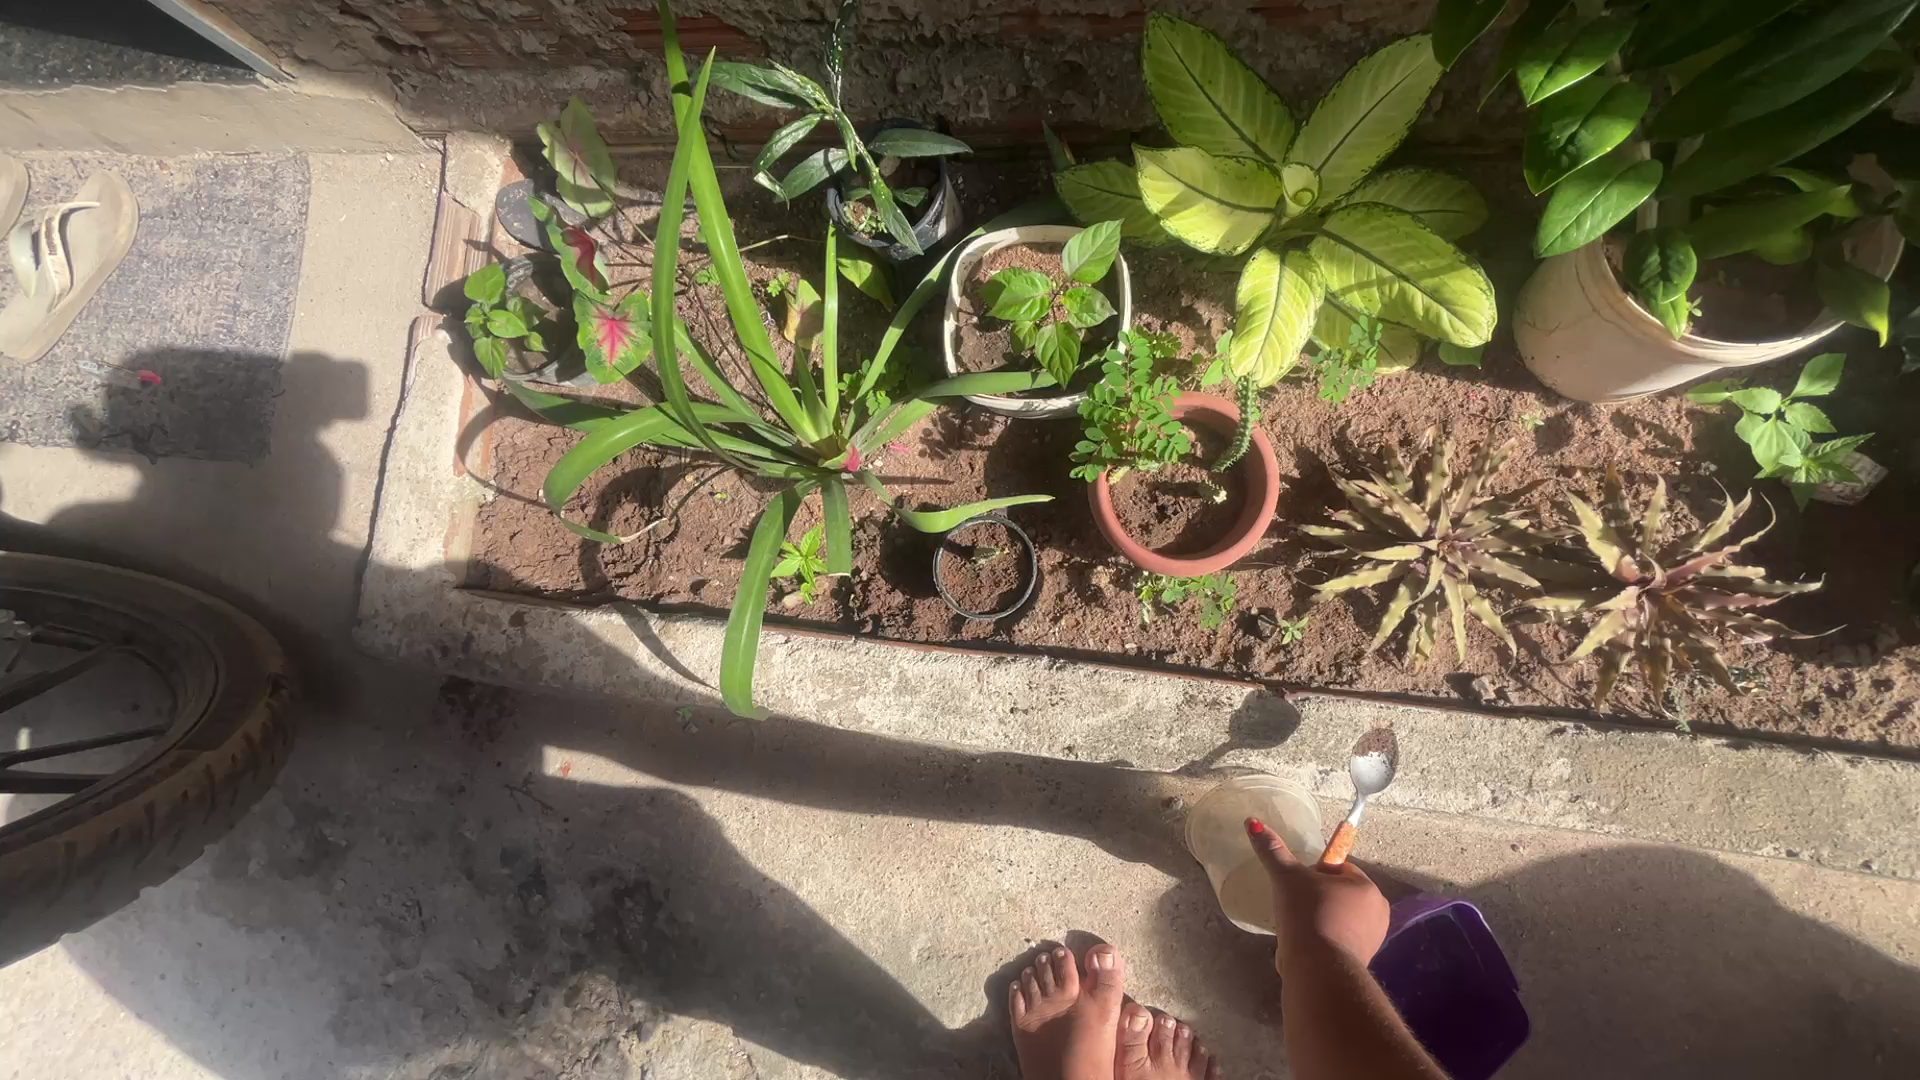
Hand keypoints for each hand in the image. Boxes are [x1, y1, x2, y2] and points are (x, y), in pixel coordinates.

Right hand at [1246, 817, 1389, 968]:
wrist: (1318, 969)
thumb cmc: (1308, 914)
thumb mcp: (1286, 877)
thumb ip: (1272, 850)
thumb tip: (1252, 822)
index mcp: (1366, 887)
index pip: (1337, 868)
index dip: (1313, 874)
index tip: (1298, 887)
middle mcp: (1378, 912)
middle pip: (1338, 892)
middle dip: (1316, 897)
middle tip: (1295, 906)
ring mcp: (1373, 939)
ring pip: (1337, 916)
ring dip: (1318, 917)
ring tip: (1298, 926)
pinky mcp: (1363, 961)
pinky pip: (1338, 938)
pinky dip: (1323, 938)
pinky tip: (1306, 944)